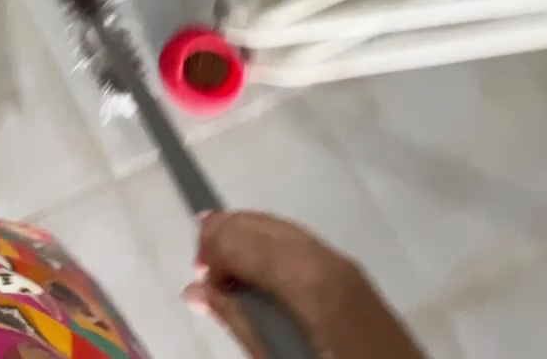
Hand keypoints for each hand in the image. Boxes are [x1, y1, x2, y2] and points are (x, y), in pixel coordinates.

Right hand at [187, 211, 425, 358]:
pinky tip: (264, 279)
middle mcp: (323, 257)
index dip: (208, 254)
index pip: (236, 239)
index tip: (201, 286)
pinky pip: (296, 242)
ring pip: (274, 226)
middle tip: (208, 278)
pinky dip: (269, 249)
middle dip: (222, 239)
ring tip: (232, 279)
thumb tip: (195, 291)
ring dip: (245, 242)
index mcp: (305, 279)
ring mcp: (342, 262)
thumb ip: (240, 323)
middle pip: (254, 222)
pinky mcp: (352, 274)